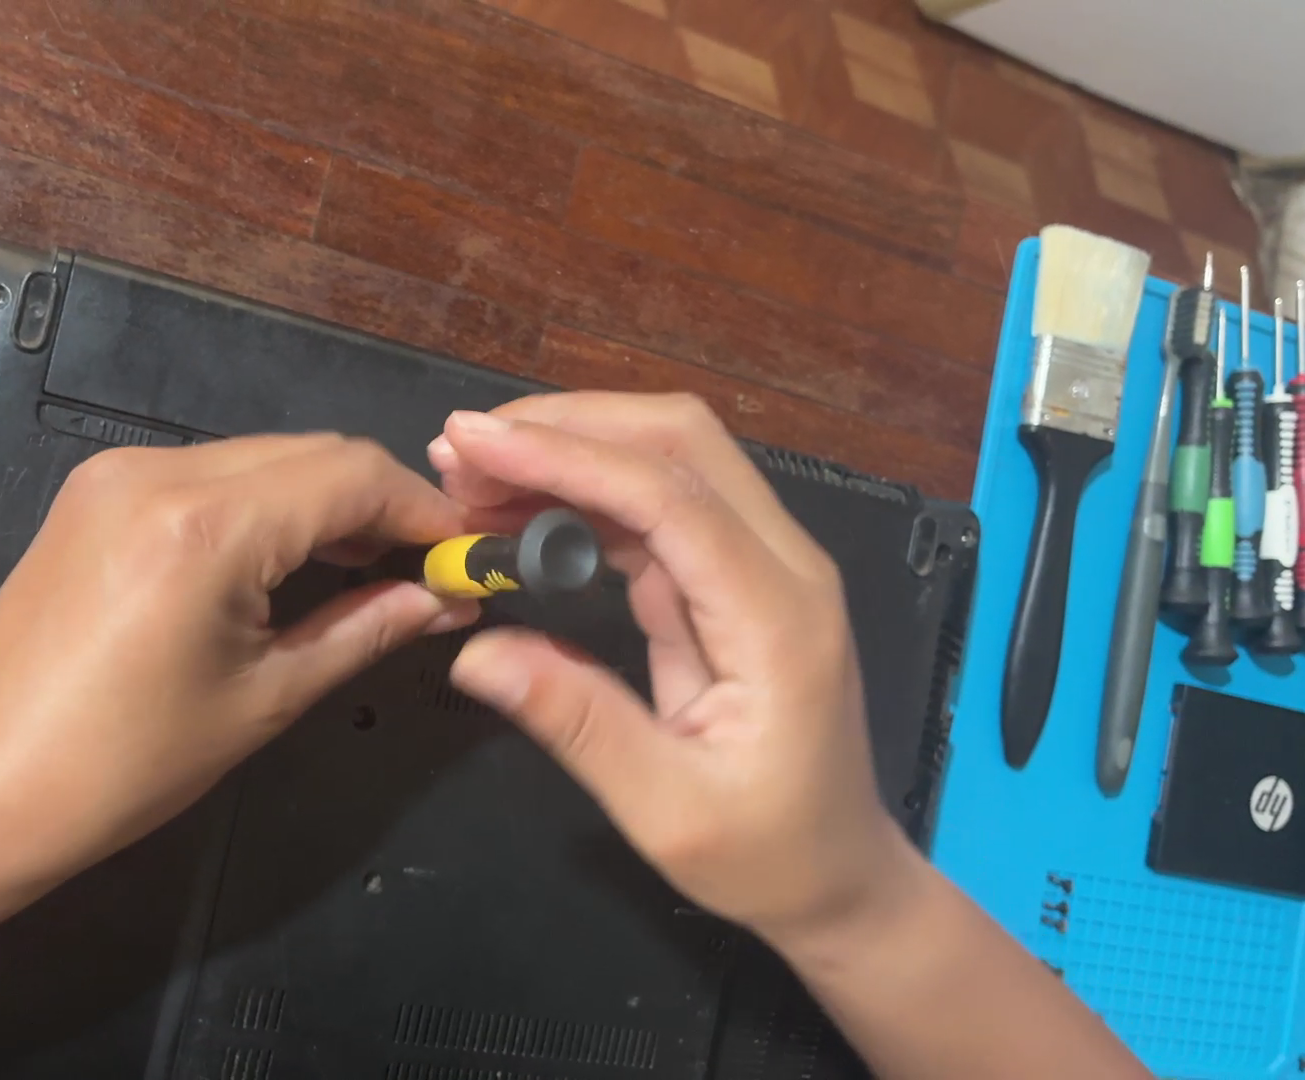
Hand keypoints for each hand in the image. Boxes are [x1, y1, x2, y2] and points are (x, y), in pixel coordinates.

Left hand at [0, 435, 477, 871]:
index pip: (353, 475)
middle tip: (427, 564)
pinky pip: (223, 472)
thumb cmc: (128, 764)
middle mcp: (164, 471)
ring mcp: (125, 470)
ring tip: (376, 563)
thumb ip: (370, 626)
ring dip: (334, 500)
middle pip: (319, 453)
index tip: (467, 550)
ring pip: (274, 456)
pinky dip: (279, 504)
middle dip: (386, 501)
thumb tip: (450, 599)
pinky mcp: (104, 487)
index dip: (425, 509)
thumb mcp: (269, 696)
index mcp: (208, 526)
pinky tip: (300, 553)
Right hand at [429, 393, 915, 948]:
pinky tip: (523, 509)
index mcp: (774, 617)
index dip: (565, 457)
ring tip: (476, 476)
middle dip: (566, 426)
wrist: (840, 875)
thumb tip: (473, 654)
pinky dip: (582, 493)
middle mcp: (778, 563)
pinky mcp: (725, 574)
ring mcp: (756, 561)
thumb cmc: (768, 855)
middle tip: (465, 450)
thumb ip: (575, 721)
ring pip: (665, 458)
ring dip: (569, 449)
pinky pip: (653, 506)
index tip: (472, 444)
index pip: (667, 496)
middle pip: (678, 441)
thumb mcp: (666, 811)